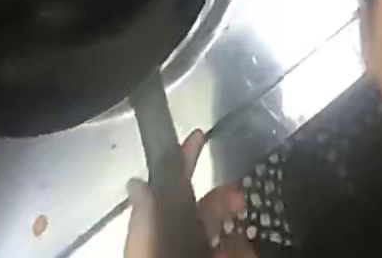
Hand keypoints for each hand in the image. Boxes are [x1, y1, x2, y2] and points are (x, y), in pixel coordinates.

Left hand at [124, 129, 253, 257]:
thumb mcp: (145, 255)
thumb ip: (143, 224)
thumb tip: (137, 180)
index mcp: (161, 235)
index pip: (171, 193)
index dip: (182, 164)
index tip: (198, 136)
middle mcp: (183, 246)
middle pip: (206, 212)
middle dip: (222, 201)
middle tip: (238, 198)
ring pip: (229, 240)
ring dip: (237, 242)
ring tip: (238, 253)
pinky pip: (242, 254)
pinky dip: (244, 253)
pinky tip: (244, 254)